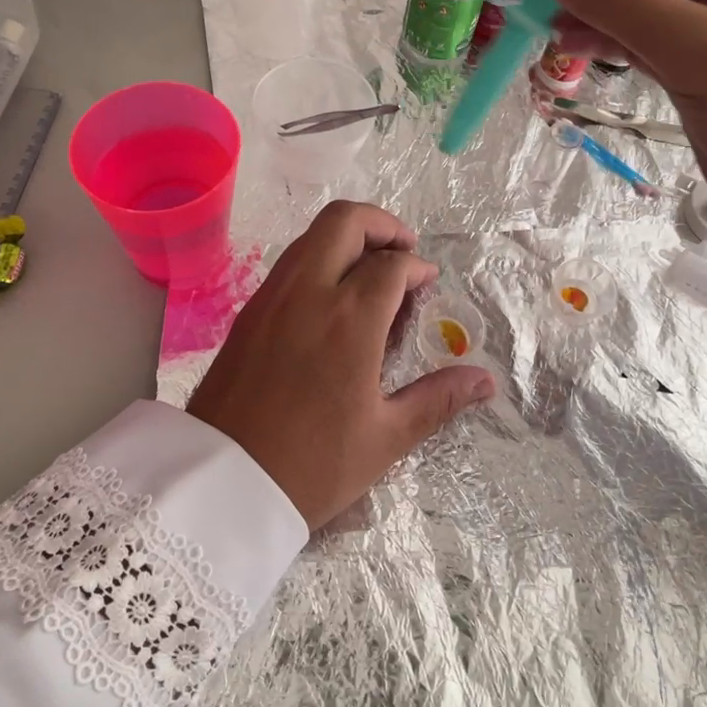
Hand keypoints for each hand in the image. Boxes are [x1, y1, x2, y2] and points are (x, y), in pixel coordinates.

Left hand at [187, 202, 495, 529]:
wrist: (221, 486)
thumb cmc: (311, 466)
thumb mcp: (384, 438)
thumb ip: (438, 399)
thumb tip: (485, 381)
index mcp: (349, 319)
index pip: (391, 265)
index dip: (416, 267)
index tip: (427, 284)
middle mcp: (308, 292)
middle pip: (345, 221)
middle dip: (382, 225)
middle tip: (403, 254)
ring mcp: (271, 298)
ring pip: (312, 237)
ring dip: (347, 239)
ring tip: (372, 277)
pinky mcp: (247, 313)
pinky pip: (289, 264)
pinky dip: (319, 260)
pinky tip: (333, 302)